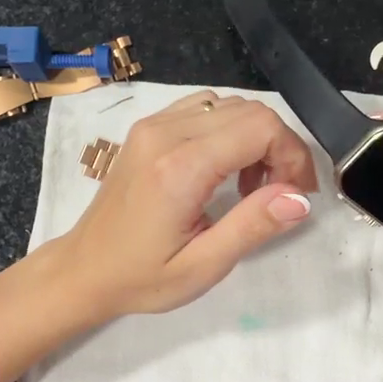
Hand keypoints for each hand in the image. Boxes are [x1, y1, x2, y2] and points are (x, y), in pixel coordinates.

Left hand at [49, 91, 319, 319]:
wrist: (83, 270)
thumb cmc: (141, 277)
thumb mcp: (202, 267)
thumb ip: (252, 226)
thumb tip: (300, 198)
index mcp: (180, 168)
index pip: (260, 127)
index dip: (292, 154)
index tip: (297, 194)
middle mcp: (165, 133)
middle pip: (251, 111)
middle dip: (279, 148)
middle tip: (279, 194)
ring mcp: (154, 124)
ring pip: (231, 104)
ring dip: (256, 138)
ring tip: (252, 186)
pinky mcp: (149, 127)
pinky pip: (207, 108)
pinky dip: (231, 131)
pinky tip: (225, 168)